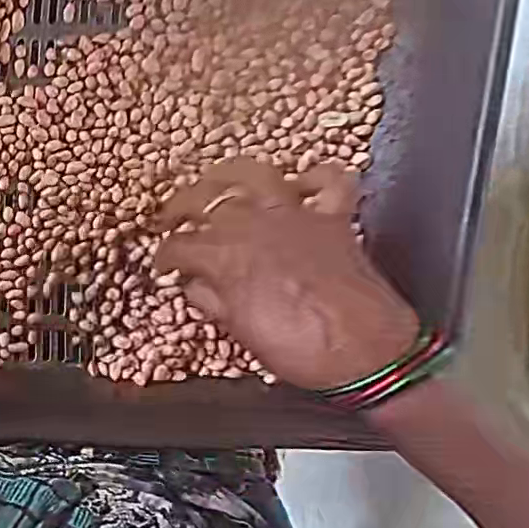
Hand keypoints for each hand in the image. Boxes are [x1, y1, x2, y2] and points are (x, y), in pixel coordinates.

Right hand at [152, 155, 419, 390]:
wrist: (365, 353)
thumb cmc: (296, 348)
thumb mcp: (238, 329)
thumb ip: (210, 298)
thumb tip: (192, 283)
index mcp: (224, 256)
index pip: (178, 246)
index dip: (164, 256)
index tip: (163, 266)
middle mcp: (254, 226)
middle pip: (204, 201)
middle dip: (179, 209)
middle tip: (170, 219)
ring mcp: (296, 217)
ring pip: (254, 174)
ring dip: (230, 174)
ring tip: (216, 180)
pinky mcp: (333, 220)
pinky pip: (327, 181)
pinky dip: (314, 176)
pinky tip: (301, 181)